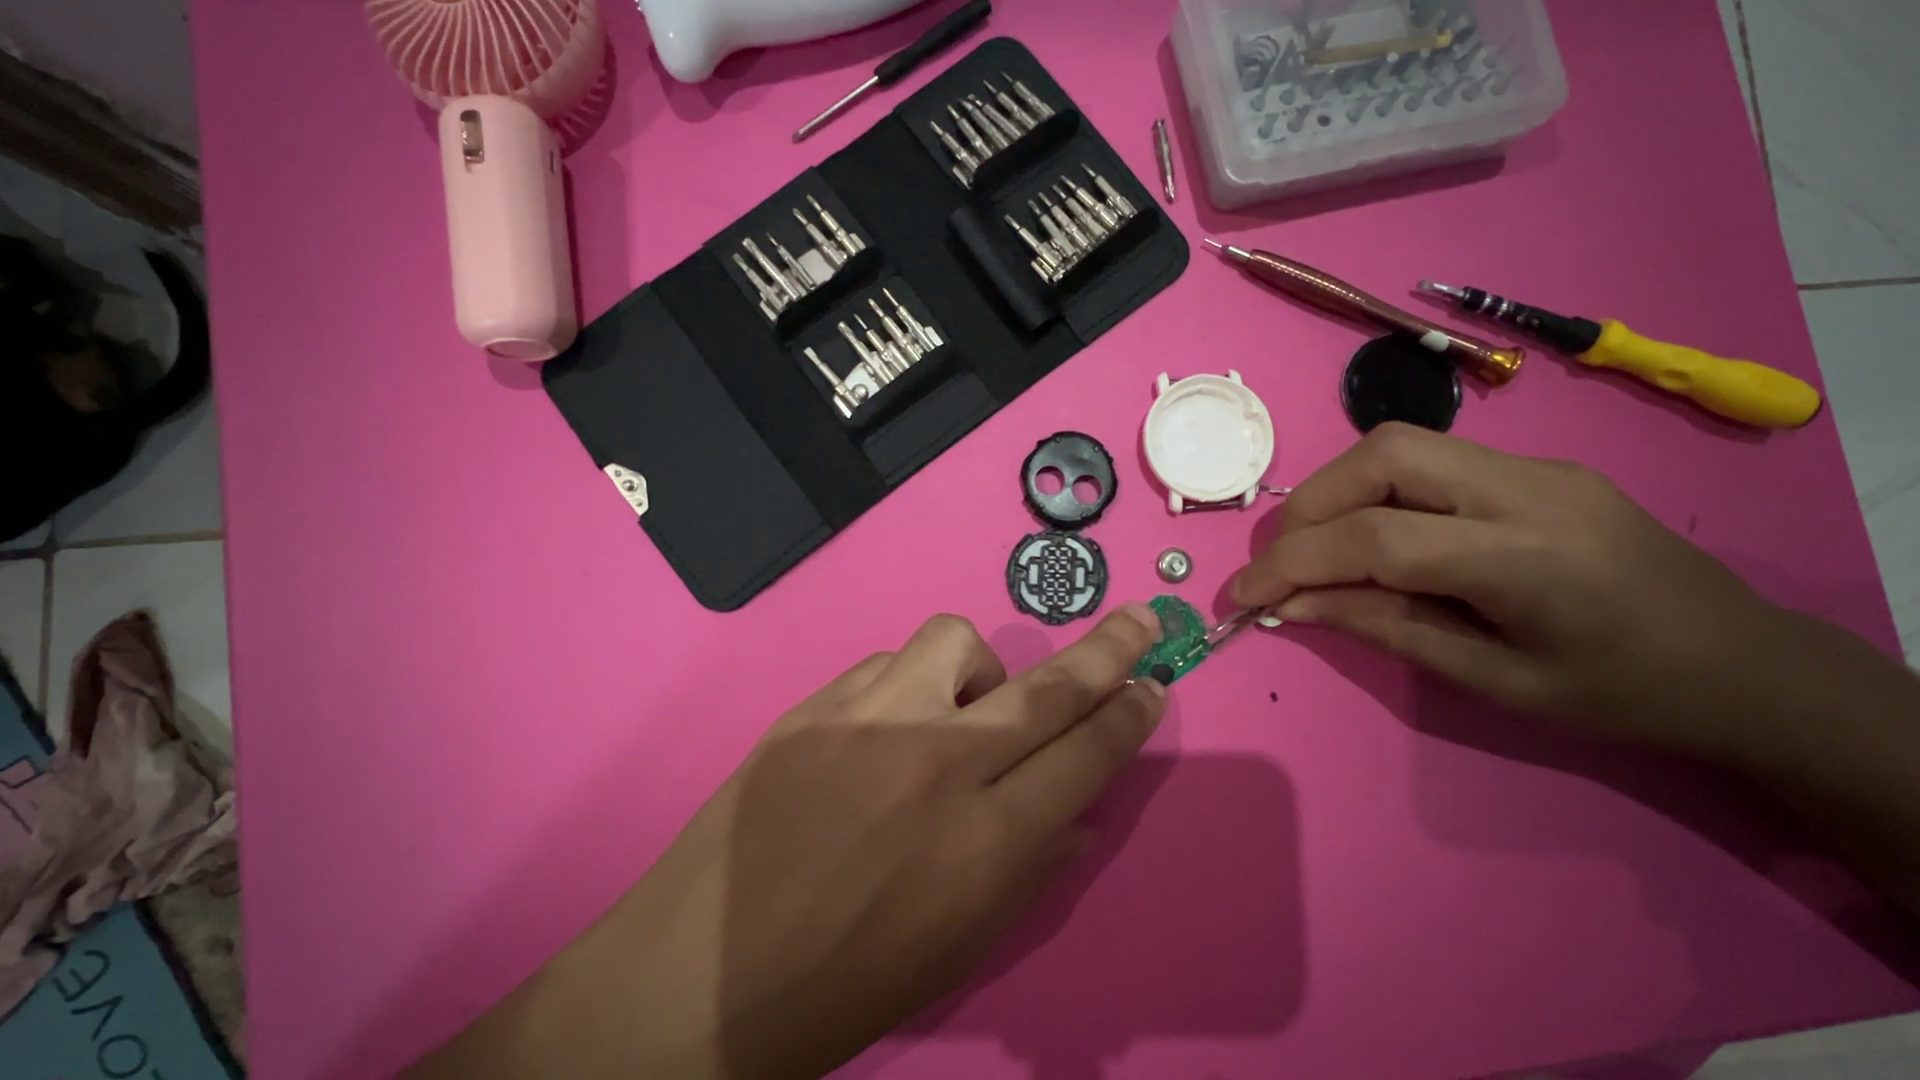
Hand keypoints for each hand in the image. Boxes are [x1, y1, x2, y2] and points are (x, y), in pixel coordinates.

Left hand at [407, 607, 1165, 1079]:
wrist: (700, 977)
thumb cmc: (846, 985)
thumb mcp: (962, 948)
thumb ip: (1032, 870)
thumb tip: (1079, 812)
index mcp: (988, 840)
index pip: (1087, 754)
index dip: (1131, 716)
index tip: (1154, 687)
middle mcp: (939, 764)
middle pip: (1047, 687)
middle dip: (1108, 650)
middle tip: (1139, 623)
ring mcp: (868, 723)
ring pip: (956, 642)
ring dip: (980, 671)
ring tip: (962, 711)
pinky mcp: (811, 708)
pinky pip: (884, 665)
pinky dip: (907, 688)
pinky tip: (886, 729)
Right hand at [1230, 423, 1798, 753]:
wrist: (1747, 665)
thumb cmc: (1622, 696)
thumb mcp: (1494, 682)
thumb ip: (1387, 630)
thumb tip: (1293, 605)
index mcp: (1526, 558)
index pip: (1375, 539)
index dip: (1292, 563)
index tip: (1238, 595)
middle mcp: (1530, 488)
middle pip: (1384, 455)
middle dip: (1310, 505)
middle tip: (1280, 561)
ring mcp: (1539, 467)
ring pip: (1402, 445)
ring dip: (1338, 490)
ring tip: (1316, 549)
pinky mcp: (1539, 467)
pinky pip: (1433, 461)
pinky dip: (1378, 491)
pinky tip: (1374, 536)